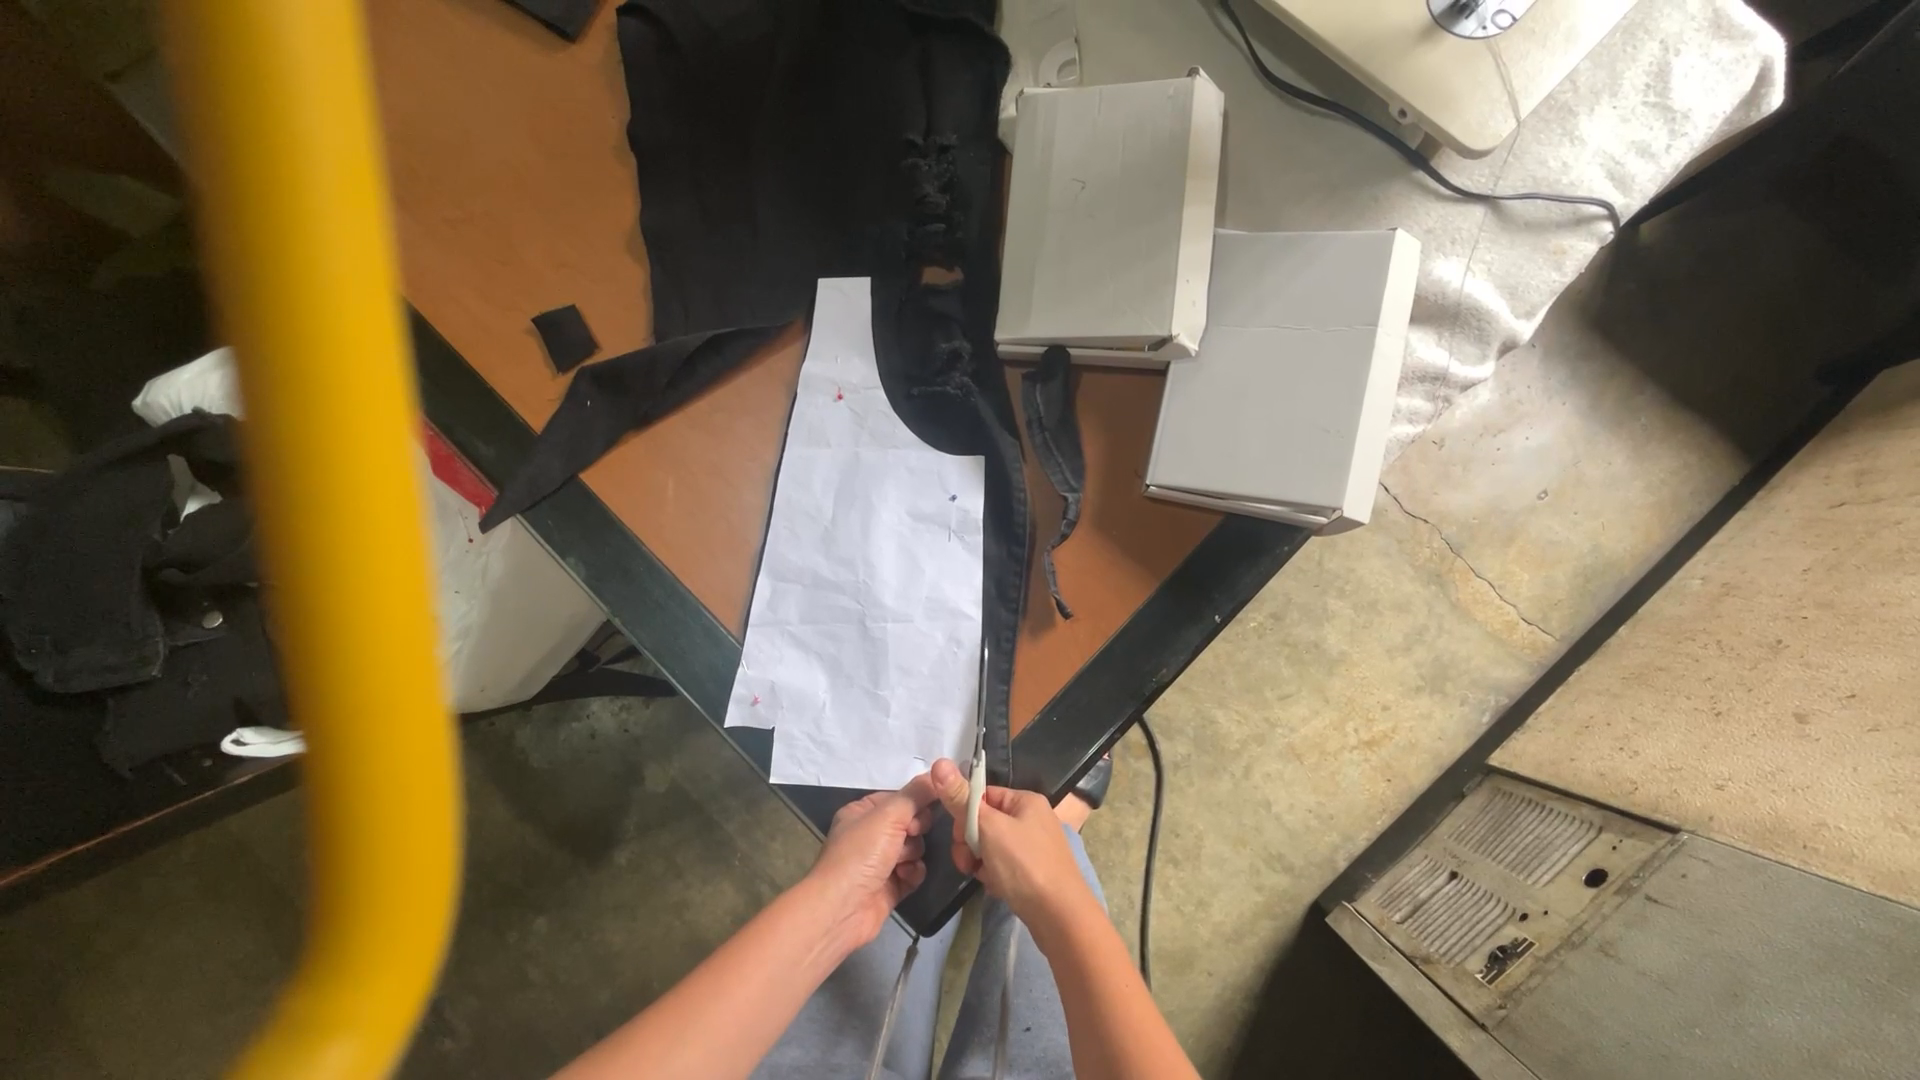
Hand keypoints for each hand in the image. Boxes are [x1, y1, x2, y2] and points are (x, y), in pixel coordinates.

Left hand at [807, 772, 938, 946]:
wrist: (842, 909)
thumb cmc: (861, 854)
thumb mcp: (889, 814)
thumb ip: (916, 793)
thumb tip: (939, 772)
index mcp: (862, 812)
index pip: (898, 798)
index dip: (914, 802)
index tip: (923, 809)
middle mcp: (869, 835)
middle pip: (909, 822)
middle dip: (915, 829)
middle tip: (910, 834)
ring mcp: (879, 862)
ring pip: (914, 848)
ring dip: (912, 854)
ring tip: (901, 863)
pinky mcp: (889, 887)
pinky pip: (913, 872)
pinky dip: (913, 874)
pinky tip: (905, 877)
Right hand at [931, 758, 1097, 945]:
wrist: (1060, 917)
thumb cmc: (1024, 865)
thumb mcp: (989, 828)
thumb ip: (962, 799)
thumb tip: (938, 763)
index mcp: (1025, 800)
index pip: (983, 795)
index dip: (965, 814)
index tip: (959, 837)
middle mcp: (1032, 818)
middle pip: (985, 821)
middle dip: (970, 842)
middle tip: (968, 861)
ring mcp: (1033, 846)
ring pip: (990, 845)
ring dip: (979, 860)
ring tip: (982, 876)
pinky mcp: (1032, 872)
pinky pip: (1002, 865)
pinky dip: (993, 874)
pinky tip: (995, 886)